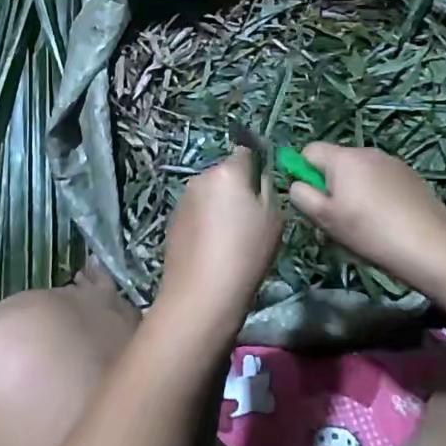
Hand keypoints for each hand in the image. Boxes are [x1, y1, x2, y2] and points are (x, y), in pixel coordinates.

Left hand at [157, 148, 283, 336]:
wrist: (201, 292)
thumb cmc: (246, 252)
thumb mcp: (273, 218)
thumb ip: (266, 189)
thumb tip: (258, 177)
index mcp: (227, 172)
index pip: (245, 153)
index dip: (256, 167)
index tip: (263, 191)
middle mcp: (200, 178)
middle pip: (224, 175)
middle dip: (236, 189)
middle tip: (250, 219)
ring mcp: (182, 200)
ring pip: (209, 195)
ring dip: (219, 206)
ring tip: (230, 239)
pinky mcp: (172, 222)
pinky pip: (196, 213)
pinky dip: (205, 223)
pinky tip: (211, 248)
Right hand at [287, 144, 445, 282]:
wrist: (430, 246)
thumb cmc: (369, 231)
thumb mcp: (325, 218)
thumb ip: (302, 196)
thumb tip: (298, 185)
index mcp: (343, 158)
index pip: (309, 151)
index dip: (304, 172)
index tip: (314, 200)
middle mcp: (368, 152)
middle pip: (336, 161)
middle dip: (331, 184)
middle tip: (338, 217)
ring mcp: (393, 163)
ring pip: (360, 172)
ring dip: (354, 190)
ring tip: (365, 223)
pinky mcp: (412, 177)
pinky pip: (382, 180)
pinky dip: (377, 195)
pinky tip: (387, 221)